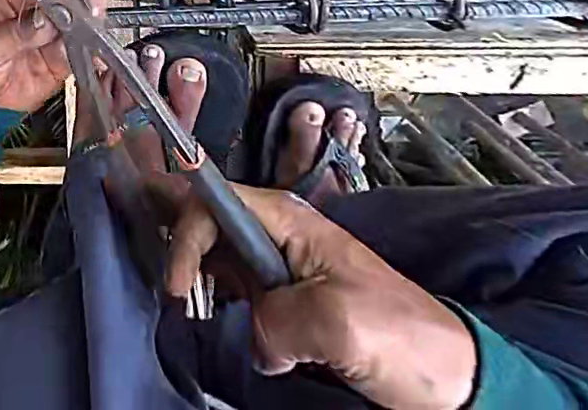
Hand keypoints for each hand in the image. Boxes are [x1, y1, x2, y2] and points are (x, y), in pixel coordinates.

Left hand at [0, 0, 102, 112]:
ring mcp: (49, 38)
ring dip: (87, 30)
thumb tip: (45, 21)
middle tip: (92, 13)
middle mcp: (36, 14)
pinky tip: (92, 53)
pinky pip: (78, 54)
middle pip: (67, 3)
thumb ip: (16, 33)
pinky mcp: (58, 62)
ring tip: (94, 33)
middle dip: (81, 6)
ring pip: (77, 27)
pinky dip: (87, 54)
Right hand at [136, 65, 471, 409]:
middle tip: (128, 237)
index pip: (211, 204)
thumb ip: (277, 321)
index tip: (178, 287)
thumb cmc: (406, 340)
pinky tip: (188, 301)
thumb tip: (252, 337)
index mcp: (285, 219)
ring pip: (208, 247)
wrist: (459, 383)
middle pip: (201, 214)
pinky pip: (226, 280)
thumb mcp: (341, 326)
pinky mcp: (280, 293)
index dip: (184, 235)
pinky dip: (202, 288)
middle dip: (165, 224)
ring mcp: (275, 261)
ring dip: (182, 263)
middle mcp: (272, 230)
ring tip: (157, 281)